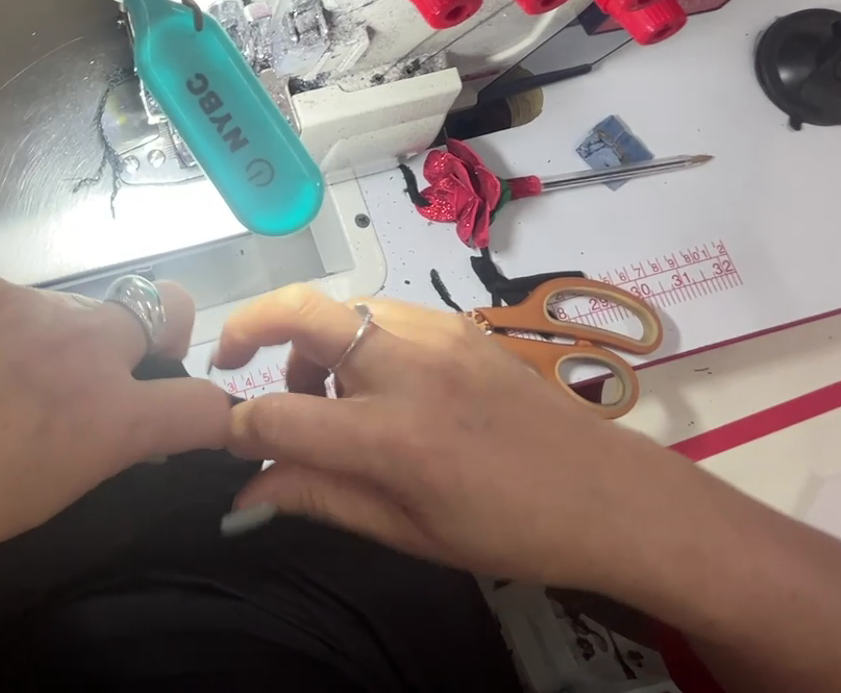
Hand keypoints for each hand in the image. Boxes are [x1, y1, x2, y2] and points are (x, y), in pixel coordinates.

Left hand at [0, 275, 230, 599]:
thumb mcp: (31, 503)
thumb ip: (95, 451)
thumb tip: (123, 429)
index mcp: (101, 417)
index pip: (202, 403)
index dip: (213, 417)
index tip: (200, 427)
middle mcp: (80, 343)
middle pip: (163, 309)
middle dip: (157, 346)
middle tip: (112, 387)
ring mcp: (28, 303)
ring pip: (89, 309)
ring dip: (81, 343)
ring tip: (20, 385)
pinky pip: (30, 306)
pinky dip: (26, 333)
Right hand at [212, 284, 706, 590]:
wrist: (613, 497)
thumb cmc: (508, 530)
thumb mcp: (406, 531)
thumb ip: (316, 497)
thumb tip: (244, 494)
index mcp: (394, 438)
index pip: (279, 417)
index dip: (239, 427)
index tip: (227, 436)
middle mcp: (406, 368)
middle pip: (297, 312)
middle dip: (245, 325)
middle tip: (229, 358)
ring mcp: (434, 333)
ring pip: (335, 309)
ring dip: (306, 344)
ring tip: (324, 398)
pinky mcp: (454, 322)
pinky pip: (375, 313)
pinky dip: (350, 339)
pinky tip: (373, 383)